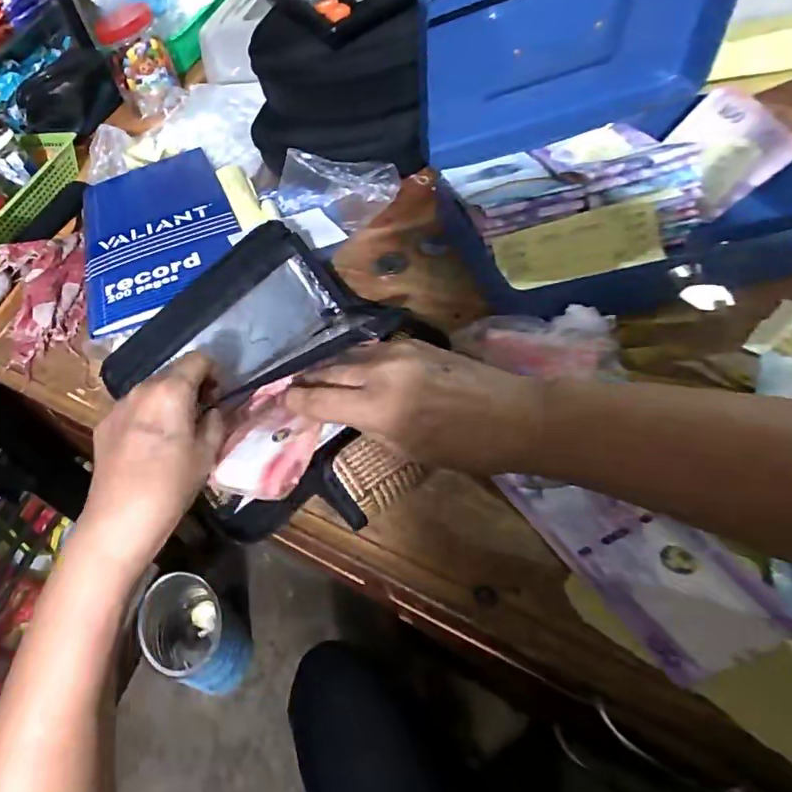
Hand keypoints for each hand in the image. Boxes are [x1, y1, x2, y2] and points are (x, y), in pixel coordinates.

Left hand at [85, 352, 225, 564]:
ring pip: (150, 391)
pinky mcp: (104, 424)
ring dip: (167, 401)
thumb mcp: (206, 454)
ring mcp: (118, 405)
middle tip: (201, 414)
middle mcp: (142, 388)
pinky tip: (149, 446)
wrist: (119, 520)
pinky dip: (146, 416)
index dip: (213, 372)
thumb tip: (213, 409)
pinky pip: (132, 409)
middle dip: (190, 386)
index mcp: (171, 390)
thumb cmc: (171, 486)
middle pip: (172, 373)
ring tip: (175, 432)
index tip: (219, 395)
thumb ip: (215, 422)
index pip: (197, 359)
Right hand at [284, 340, 547, 475]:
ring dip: (326, 365)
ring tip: (311, 374)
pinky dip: (353, 358)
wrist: (514, 414)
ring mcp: (396, 351)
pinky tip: (348, 366)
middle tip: (286, 385)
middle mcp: (380, 372)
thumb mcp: (408, 449)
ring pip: (346, 355)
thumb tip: (343, 412)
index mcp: (378, 409)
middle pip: (326, 370)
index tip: (278, 400)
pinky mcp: (411, 341)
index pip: (318, 399)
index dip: (293, 400)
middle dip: (304, 379)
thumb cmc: (464, 448)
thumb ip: (370, 426)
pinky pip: (369, 349)